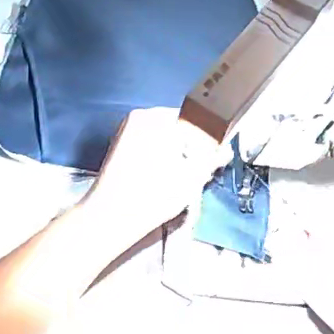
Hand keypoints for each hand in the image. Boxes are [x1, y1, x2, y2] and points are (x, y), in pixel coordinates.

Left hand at [75, 108, 225, 244]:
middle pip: (178, 129)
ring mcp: (126, 132)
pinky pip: (149, 149)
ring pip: (163, 140)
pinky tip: (162, 183)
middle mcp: (139, 118)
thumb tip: (223, 151)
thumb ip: (212, 157)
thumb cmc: (151, 196)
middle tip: (199, 172)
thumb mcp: (193, 176)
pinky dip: (158, 162)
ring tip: (180, 181)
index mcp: (158, 116)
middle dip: (191, 148)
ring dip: (175, 156)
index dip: (209, 140)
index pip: (196, 120)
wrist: (110, 217)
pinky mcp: (119, 150)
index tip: (215, 156)